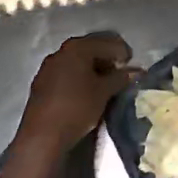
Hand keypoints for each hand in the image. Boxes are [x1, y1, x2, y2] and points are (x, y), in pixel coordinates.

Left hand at [13, 34, 136, 156]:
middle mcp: (60, 52)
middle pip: (89, 49)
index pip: (106, 42)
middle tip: (120, 73)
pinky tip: (84, 91)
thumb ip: (120, 78)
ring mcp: (48, 67)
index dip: (122, 51)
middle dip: (106, 59)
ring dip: (92, 68)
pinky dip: (78, 77)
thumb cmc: (77, 107)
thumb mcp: (103, 92)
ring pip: (76, 61)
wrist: (42, 135)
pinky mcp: (41, 83)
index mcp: (77, 48)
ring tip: (104, 83)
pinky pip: (65, 73)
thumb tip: (136, 71)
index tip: (132, 64)